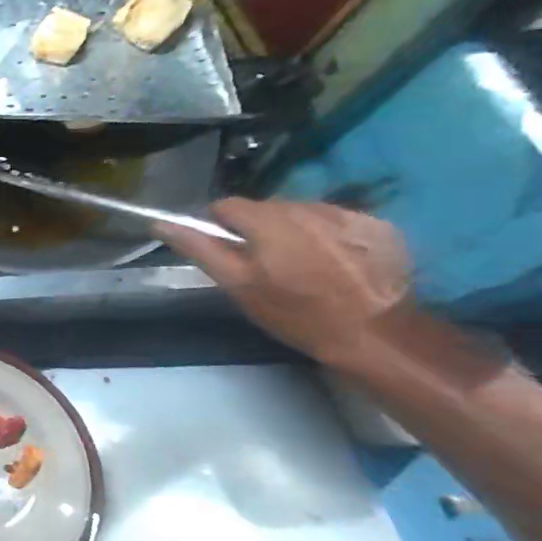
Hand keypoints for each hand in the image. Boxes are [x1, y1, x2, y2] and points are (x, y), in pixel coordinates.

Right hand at [156, 199, 413, 367]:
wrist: (375, 334)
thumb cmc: (295, 313)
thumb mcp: (239, 286)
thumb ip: (202, 249)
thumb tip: (162, 225)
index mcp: (269, 222)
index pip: (227, 205)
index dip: (217, 225)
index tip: (222, 249)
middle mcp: (307, 208)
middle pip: (266, 207)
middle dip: (257, 228)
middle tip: (261, 263)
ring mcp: (348, 215)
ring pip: (302, 212)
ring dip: (293, 230)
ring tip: (300, 264)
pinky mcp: (379, 226)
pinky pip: (338, 221)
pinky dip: (328, 236)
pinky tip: (335, 263)